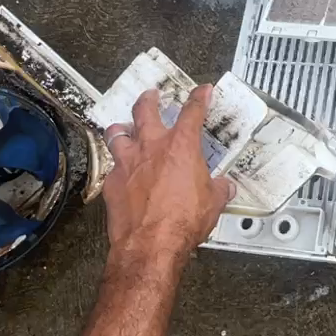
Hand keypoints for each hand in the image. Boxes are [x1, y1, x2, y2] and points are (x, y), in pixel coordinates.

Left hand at [99, 86, 236, 271]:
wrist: (150, 244)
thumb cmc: (181, 221)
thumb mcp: (213, 202)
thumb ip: (218, 189)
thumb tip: (224, 188)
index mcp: (181, 146)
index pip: (192, 111)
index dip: (198, 98)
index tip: (202, 91)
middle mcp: (152, 147)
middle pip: (145, 110)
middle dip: (149, 99)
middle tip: (151, 95)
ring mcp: (128, 163)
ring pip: (117, 133)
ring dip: (122, 128)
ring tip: (123, 127)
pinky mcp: (112, 183)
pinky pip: (111, 167)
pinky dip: (116, 166)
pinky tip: (120, 172)